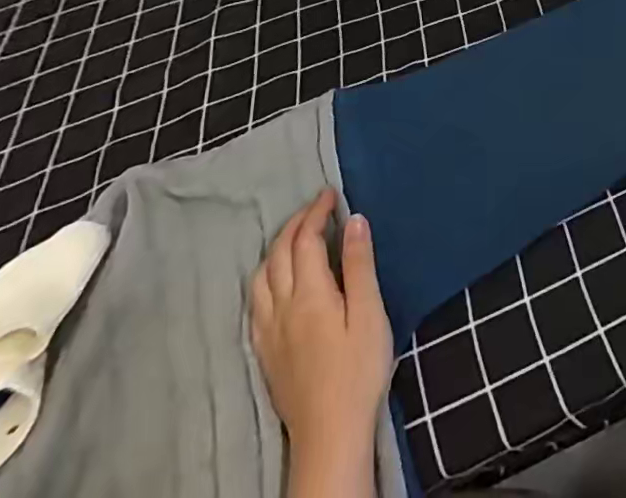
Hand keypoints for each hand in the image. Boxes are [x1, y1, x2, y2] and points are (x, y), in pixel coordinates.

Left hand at [249, 189, 392, 497]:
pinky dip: (265, 276)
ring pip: (261, 276)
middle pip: (279, 253)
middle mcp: (281, 306)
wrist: (330, 432)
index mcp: (310, 294)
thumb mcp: (369, 314)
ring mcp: (268, 330)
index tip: (330, 193)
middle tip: (316, 207)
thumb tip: (354, 220)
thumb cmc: (359, 370)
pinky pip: (255, 301)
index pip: (306, 240)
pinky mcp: (265, 350)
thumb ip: (359, 265)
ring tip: (296, 236)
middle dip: (295, 223)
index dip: (316, 212)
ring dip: (276, 247)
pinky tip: (276, 281)